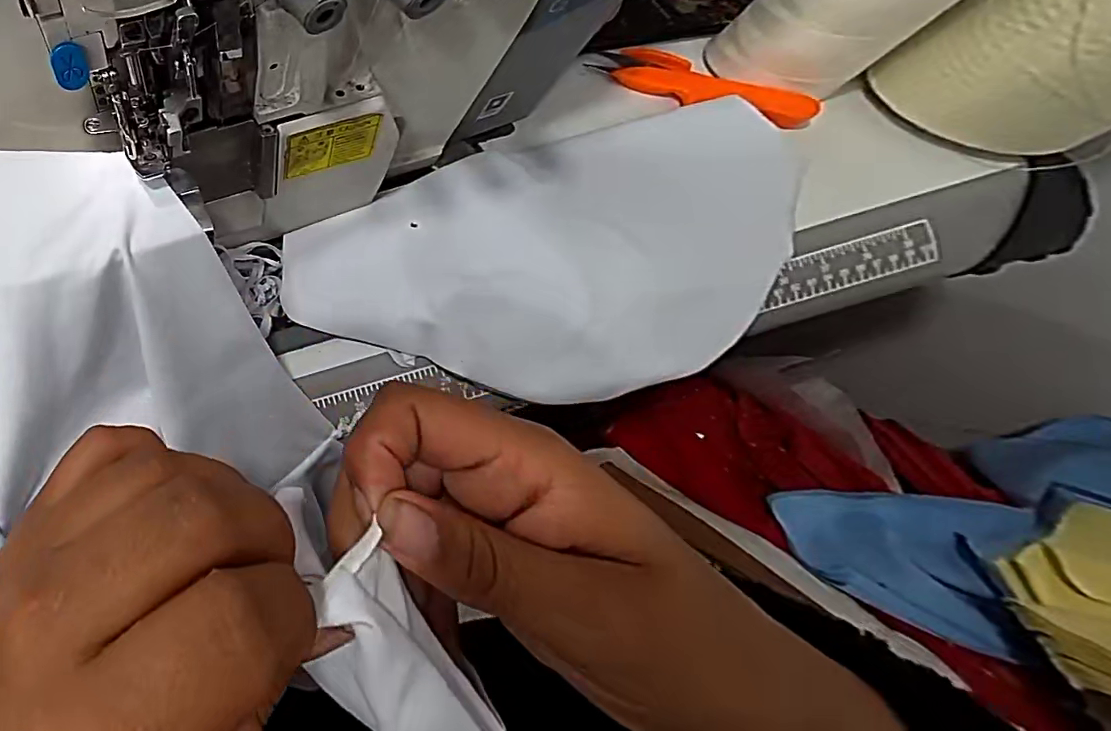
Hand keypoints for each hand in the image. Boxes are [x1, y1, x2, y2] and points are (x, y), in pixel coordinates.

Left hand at [0, 426, 317, 730]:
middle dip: (264, 534)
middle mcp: (55, 620)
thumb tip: (309, 610)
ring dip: (221, 489)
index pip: (233, 618)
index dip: (290, 608)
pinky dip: (155, 458)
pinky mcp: (27, 517)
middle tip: (271, 564)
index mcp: (100, 714)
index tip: (294, 615)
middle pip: (199, 519)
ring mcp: (33, 553)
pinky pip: (106, 446)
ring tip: (228, 531)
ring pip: (159, 467)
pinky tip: (168, 501)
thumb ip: (257, 685)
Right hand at [327, 384, 900, 730]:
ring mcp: (484, 506)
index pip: (411, 410)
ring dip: (380, 553)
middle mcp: (493, 468)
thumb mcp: (590, 610)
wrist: (744, 699)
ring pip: (392, 499)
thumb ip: (485, 560)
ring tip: (401, 616)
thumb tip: (389, 516)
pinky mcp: (480, 543)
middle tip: (377, 587)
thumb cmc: (692, 648)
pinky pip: (412, 540)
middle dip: (366, 513)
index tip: (376, 532)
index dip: (375, 456)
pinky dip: (401, 580)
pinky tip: (421, 623)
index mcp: (524, 457)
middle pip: (389, 452)